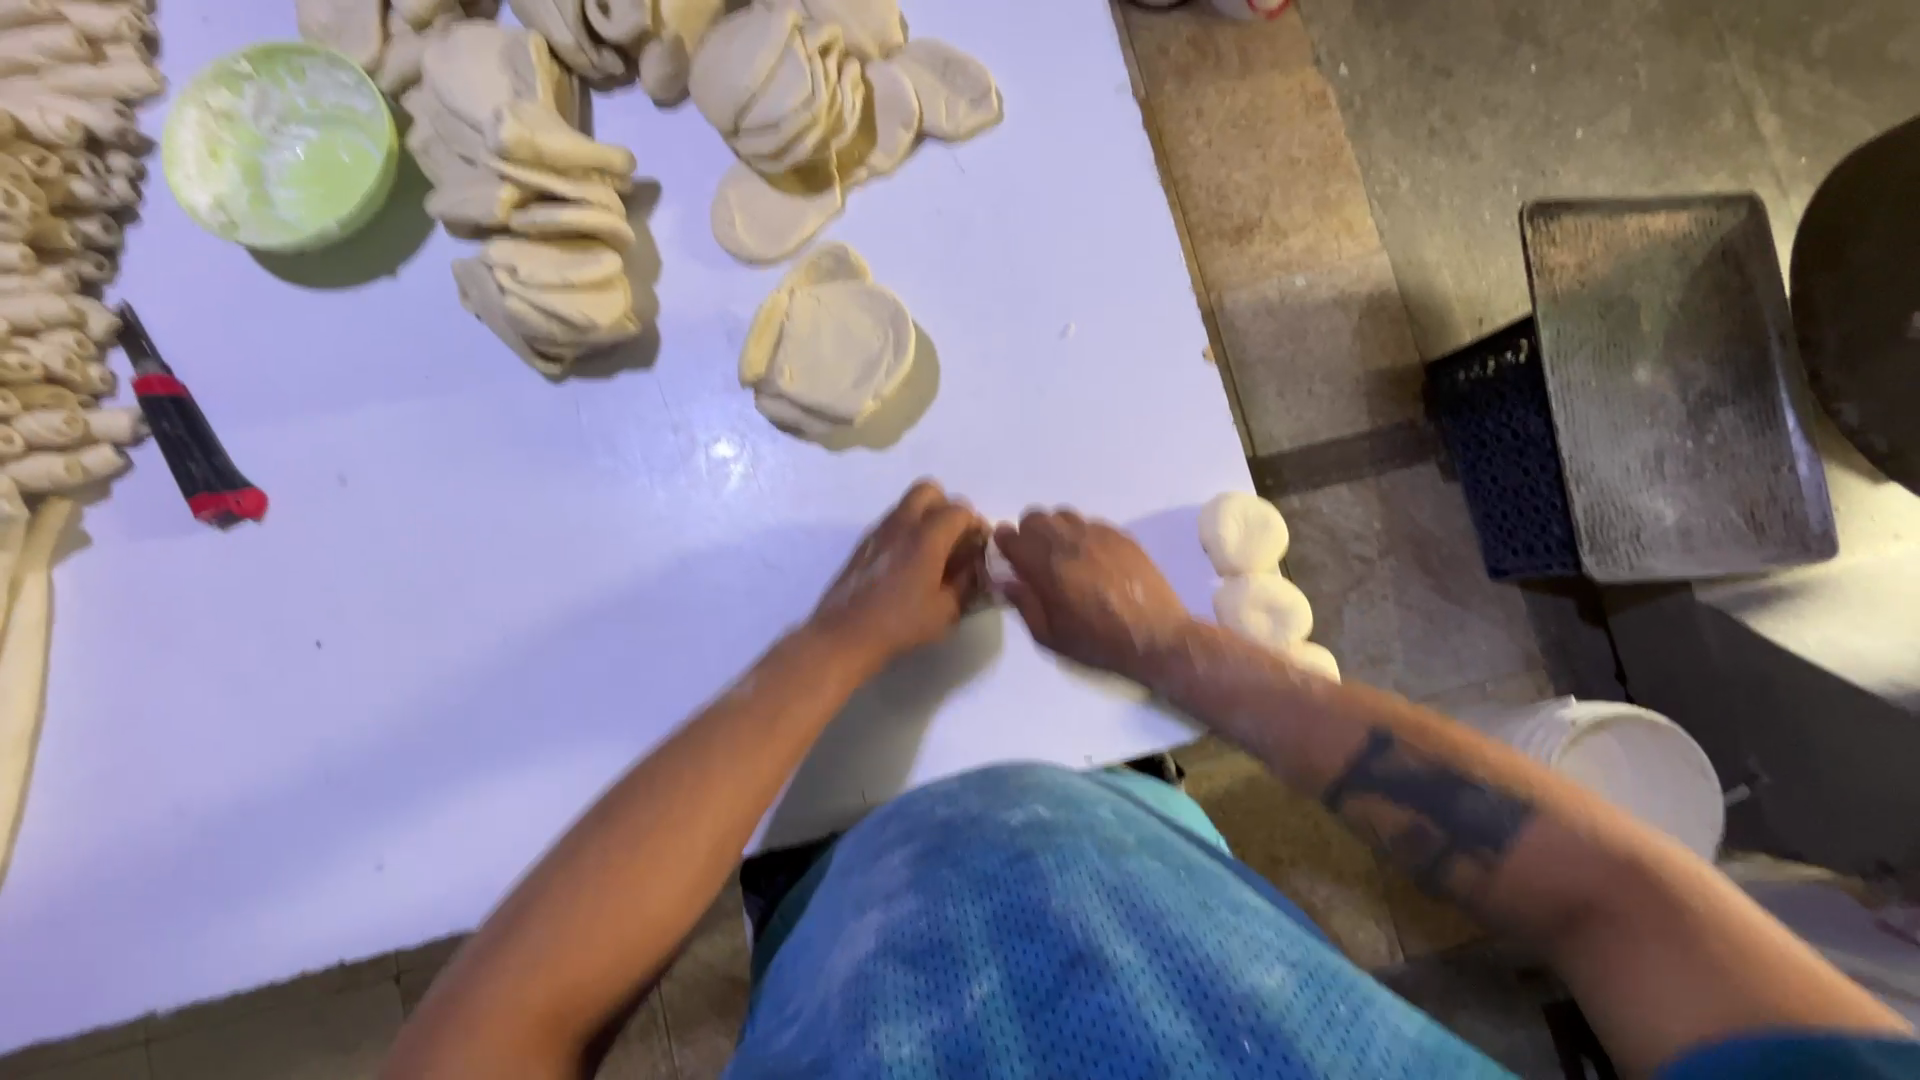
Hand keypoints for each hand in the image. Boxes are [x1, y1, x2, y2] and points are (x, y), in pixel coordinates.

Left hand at [807, 480, 988, 669]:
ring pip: (908, 504)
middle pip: (930, 490)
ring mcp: (878, 531)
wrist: (844, 634)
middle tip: (953, 539)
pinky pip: (891, 522)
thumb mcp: (946, 611)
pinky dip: (906, 531)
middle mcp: (902, 524)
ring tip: (931, 553)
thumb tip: (975, 566)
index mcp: (927, 537)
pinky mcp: (863, 543)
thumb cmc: (900, 624)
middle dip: (947, 508)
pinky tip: (907, 564)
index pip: (960, 509)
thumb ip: (967, 583)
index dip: (975, 525)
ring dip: (925, 517)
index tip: (978, 549)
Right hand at [994, 509, 1192, 678]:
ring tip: (1064, 555)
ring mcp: (1099, 534)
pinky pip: (1090, 522)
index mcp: (1048, 567)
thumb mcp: (1050, 637)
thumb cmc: (1098, 643)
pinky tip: (1091, 559)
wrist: (1155, 638)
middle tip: (1034, 558)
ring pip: (1063, 515)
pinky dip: (1082, 534)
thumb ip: (1024, 604)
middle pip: (1035, 517)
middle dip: (1028, 534)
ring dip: (1055, 530)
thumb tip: (1005, 581)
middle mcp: (1071, 542)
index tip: (1008, 558)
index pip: (1012, 536)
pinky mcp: (1121, 535)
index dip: (1004, 545)